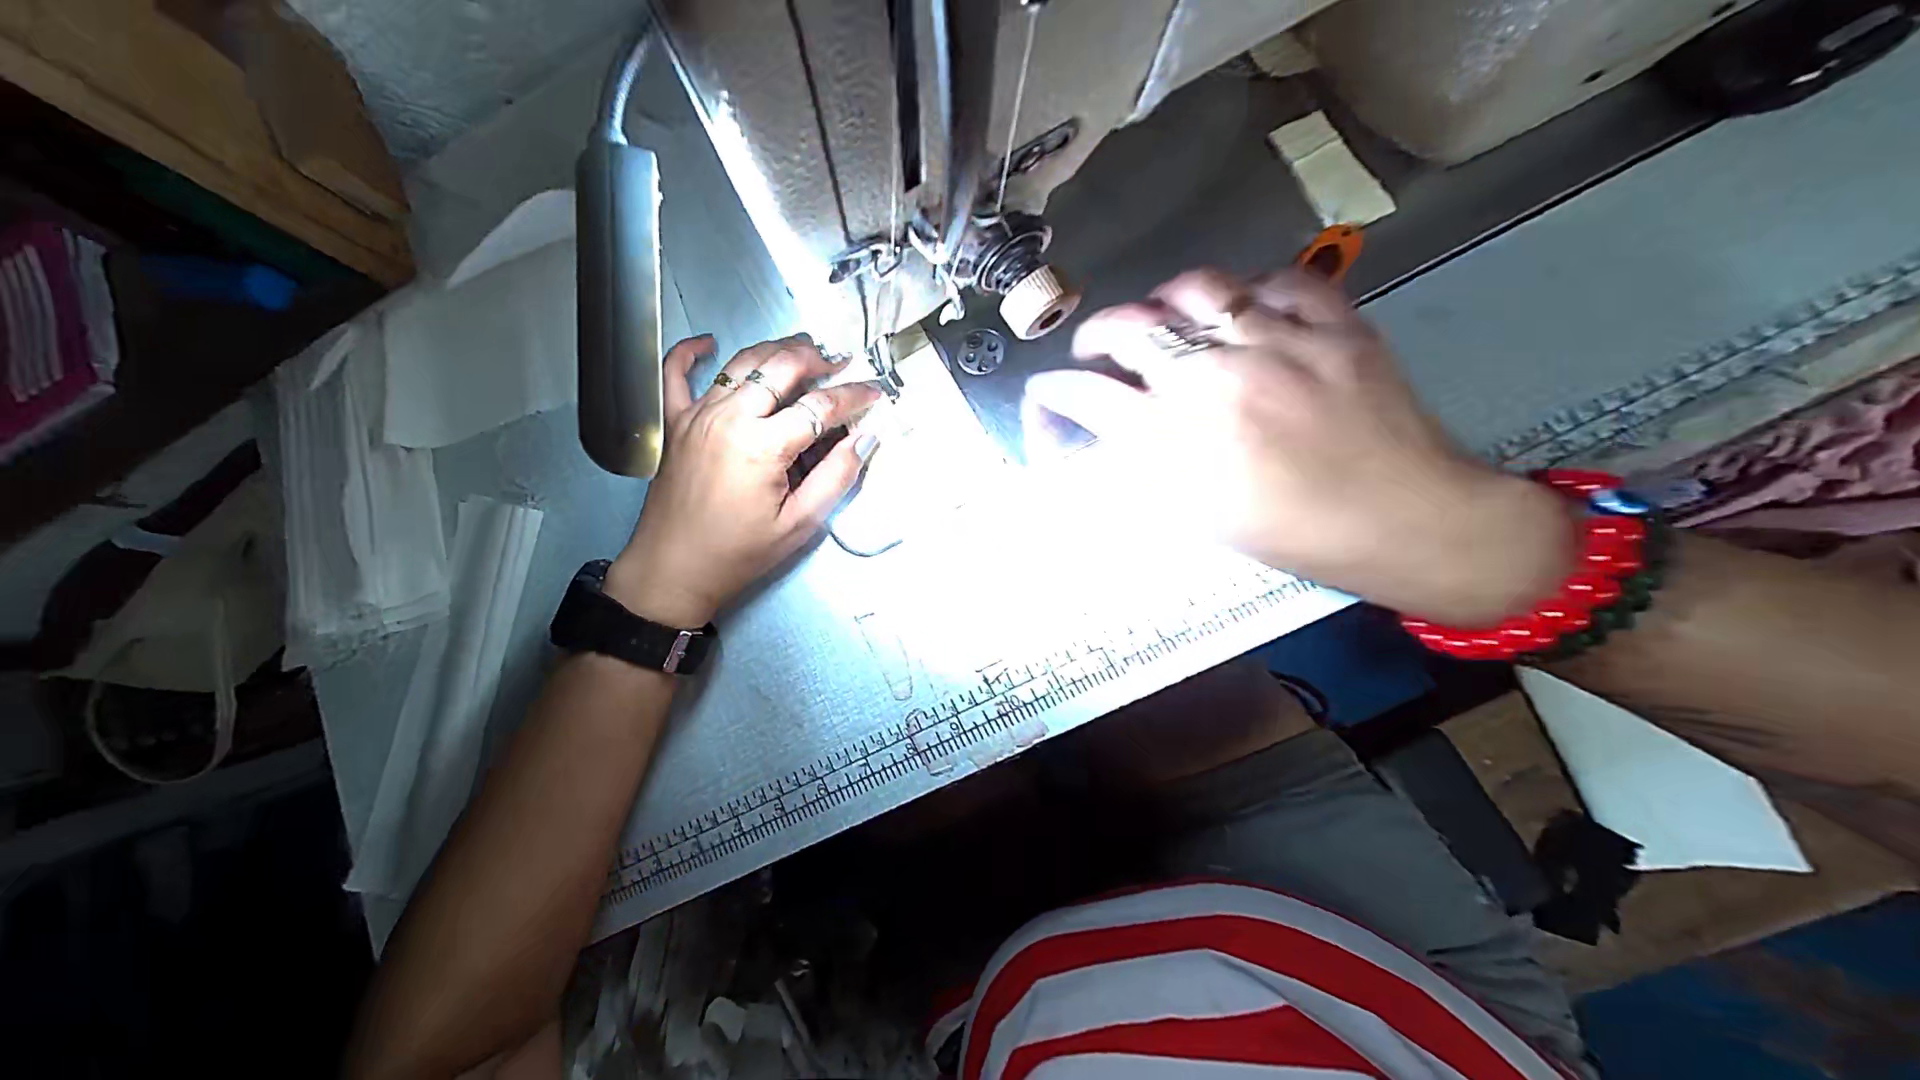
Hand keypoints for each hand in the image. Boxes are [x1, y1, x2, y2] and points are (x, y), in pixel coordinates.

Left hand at [605, 334, 883, 626]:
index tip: (875, 392)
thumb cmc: (740, 553)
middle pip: (780, 368)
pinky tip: (708, 342)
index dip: (853, 396)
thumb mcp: (800, 524)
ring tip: (802, 348)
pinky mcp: (674, 422)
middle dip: (817, 358)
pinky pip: (675, 374)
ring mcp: (697, 415)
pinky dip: (690, 352)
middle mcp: (728, 418)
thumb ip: (837, 477)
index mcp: (762, 446)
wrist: (674, 569)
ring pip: (741, 363)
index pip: (818, 406)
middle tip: (840, 361)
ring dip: (775, 349)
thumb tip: (867, 438)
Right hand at [1025, 267, 1575, 626]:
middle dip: (1096, 337)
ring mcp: (1276, 340)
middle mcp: (1215, 377)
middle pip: (1127, 326)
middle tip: (1097, 352)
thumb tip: (1109, 431)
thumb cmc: (1290, 534)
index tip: (1048, 396)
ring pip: (1195, 287)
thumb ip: (1144, 464)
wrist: (1402, 520)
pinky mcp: (1332, 321)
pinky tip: (1243, 314)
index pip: (1085, 395)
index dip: (1051, 394)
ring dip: (1164, 303)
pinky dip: (1249, 292)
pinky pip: (1276, 280)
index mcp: (1177, 437)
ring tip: (1165, 321)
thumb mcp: (1197, 515)